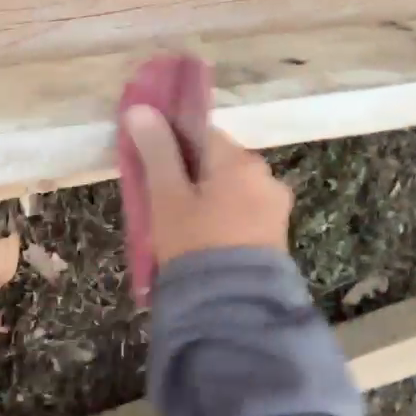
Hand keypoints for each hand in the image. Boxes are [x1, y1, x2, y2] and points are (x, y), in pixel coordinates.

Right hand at [122, 105, 291, 264]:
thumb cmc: (194, 241)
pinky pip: (240, 211)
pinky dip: (220, 216)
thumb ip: (155, 150)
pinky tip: (201, 237)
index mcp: (239, 160)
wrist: (232, 306)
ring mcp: (274, 207)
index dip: (170, 143)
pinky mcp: (275, 235)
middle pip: (215, 160)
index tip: (148, 164)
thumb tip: (140, 109)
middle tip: (158, 198)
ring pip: (227, 187)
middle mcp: (265, 176)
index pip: (199, 132)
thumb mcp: (165, 195)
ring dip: (203, 196)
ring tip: (177, 223)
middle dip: (187, 173)